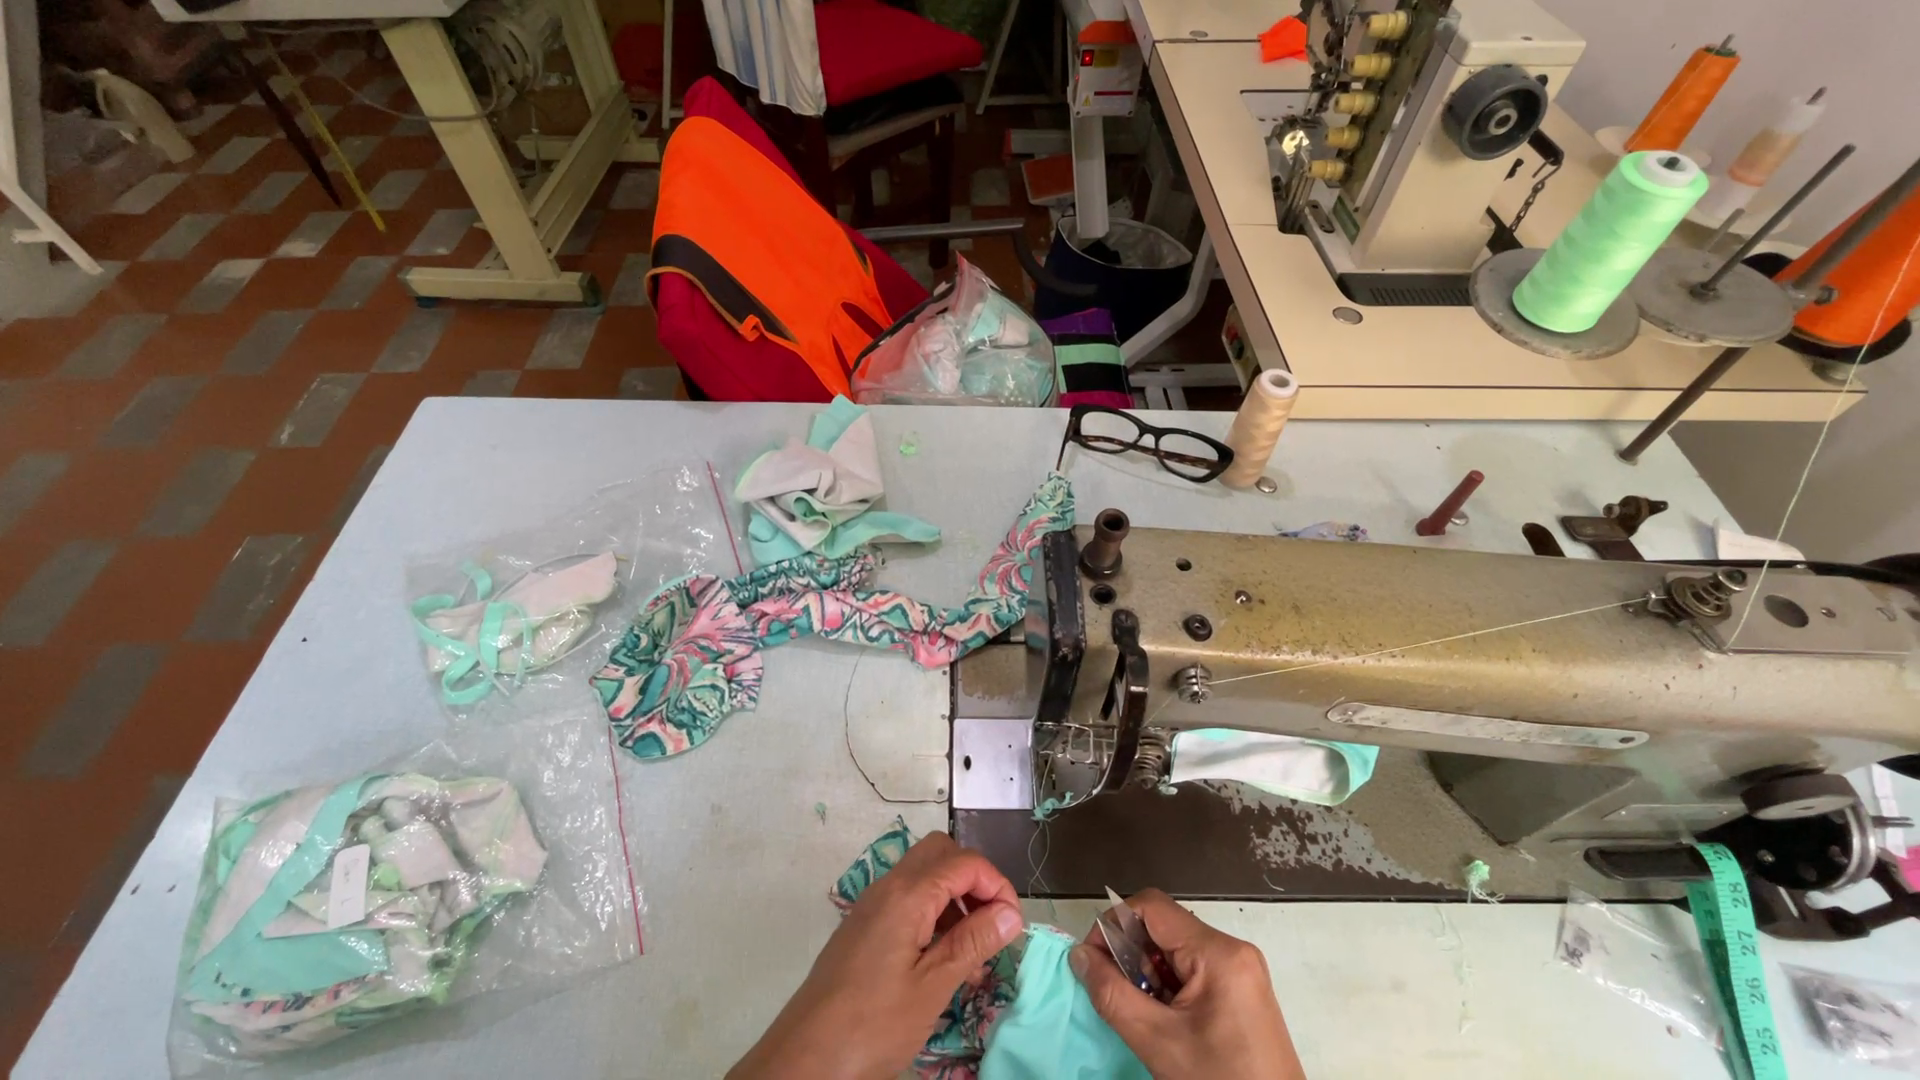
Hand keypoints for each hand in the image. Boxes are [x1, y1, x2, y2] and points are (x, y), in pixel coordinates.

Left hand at [729, 832, 1024, 1079]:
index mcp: (906, 895)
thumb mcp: (932, 987)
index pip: (964, 862)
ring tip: (972, 952)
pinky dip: (933, 915)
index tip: (1013, 925)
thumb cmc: (872, 1024)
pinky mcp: (864, 928)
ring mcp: (872, 907)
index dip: (997, 885)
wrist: (804, 1056)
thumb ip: (972, 943)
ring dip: (955, 898)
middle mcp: (887, 888)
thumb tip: (1011, 913)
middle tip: (992, 923)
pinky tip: (942, 961)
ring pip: (923, 876)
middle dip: (974, 880)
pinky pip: (907, 901)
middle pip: (940, 853)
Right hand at [1070, 889, 1304, 1079]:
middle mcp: (1232, 950)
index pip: (1151, 906)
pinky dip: (1168, 987)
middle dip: (1131, 955)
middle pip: (1163, 927)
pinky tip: (1163, 1022)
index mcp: (1218, 952)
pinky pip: (1192, 970)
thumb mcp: (1157, 1041)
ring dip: (1147, 974)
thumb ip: (1112, 994)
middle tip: (1116, 996)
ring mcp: (1240, 970)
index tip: (1094, 962)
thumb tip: (1079, 955)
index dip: (1114, 925)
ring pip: (1175, 950)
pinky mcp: (1241, 991)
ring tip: (1141, 1015)